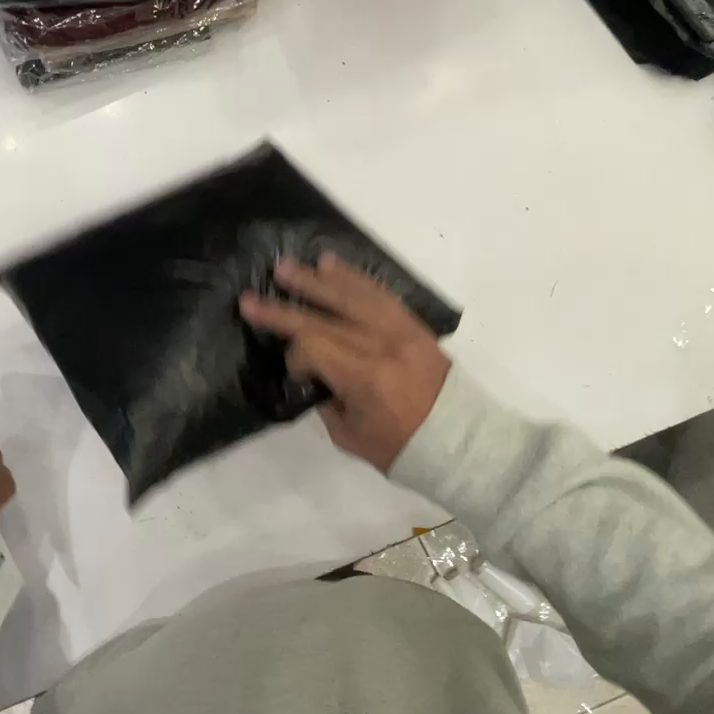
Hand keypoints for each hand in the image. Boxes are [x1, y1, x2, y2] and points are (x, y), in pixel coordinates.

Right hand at [239, 253, 452, 473]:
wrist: (463, 442)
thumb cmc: (403, 448)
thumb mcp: (351, 436)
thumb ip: (327, 400)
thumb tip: (314, 374)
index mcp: (365, 378)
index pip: (313, 346)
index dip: (294, 358)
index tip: (299, 376)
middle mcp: (381, 346)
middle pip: (323, 317)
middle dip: (282, 309)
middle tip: (249, 298)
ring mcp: (399, 331)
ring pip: (350, 296)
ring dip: (314, 281)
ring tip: (285, 267)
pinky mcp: (412, 325)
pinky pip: (378, 294)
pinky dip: (353, 278)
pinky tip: (330, 265)